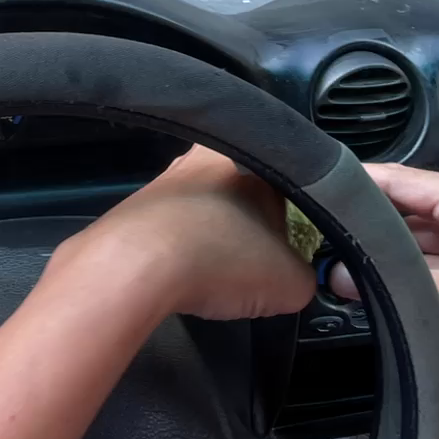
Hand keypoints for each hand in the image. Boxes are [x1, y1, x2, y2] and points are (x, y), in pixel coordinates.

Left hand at [54, 145, 314, 320]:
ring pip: (208, 210)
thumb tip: (295, 280)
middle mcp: (211, 155)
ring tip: (218, 275)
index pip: (293, 186)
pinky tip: (185, 274)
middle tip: (257, 264)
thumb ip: (303, 278)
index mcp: (257, 159)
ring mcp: (171, 176)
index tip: (293, 253)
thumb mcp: (290, 283)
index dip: (299, 225)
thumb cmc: (221, 257)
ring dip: (216, 239)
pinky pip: (175, 226)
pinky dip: (183, 249)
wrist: (135, 264)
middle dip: (254, 229)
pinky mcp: (140, 202)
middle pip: (247, 195)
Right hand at [332, 164, 438, 402]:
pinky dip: (407, 273)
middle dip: (364, 223)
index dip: (353, 184)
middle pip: (405, 208)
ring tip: (336, 261)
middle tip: (314, 237)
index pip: (399, 180)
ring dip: (385, 252)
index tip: (309, 193)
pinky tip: (376, 284)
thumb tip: (336, 277)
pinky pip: (433, 262)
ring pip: (416, 238)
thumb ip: (397, 284)